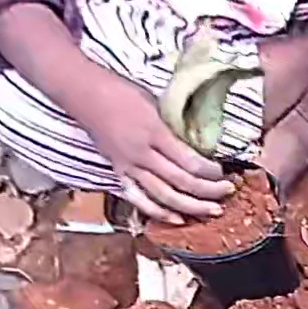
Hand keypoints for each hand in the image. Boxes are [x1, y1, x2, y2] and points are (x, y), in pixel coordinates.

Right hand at [68, 67, 234, 222]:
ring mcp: (127, 165)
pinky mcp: (117, 172)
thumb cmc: (121, 91)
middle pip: (182, 182)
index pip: (190, 162)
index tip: (226, 173)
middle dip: (210, 192)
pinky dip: (159, 213)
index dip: (213, 173)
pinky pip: (139, 199)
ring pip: (165, 196)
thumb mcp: (155, 104)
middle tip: (229, 192)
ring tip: (214, 210)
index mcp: (153, 131)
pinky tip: (179, 220)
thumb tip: (206, 149)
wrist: (78, 88)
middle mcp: (140, 152)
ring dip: (193, 207)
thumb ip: (177, 128)